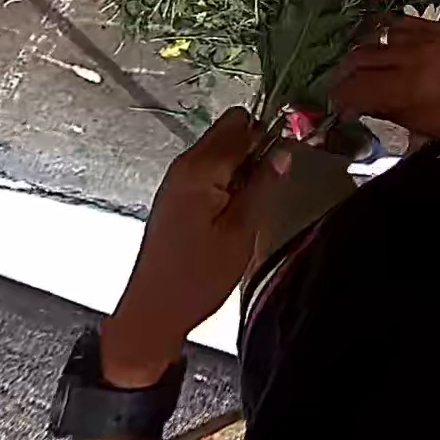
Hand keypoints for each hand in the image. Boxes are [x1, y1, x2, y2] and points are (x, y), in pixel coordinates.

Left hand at [102, 107, 281, 387]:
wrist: (154, 313)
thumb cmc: (197, 277)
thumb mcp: (242, 230)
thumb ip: (263, 184)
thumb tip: (282, 152)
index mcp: (200, 168)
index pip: (241, 125)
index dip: (269, 136)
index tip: (285, 157)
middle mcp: (185, 164)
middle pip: (228, 129)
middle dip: (255, 144)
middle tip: (270, 179)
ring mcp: (177, 178)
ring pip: (219, 147)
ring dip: (242, 162)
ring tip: (252, 199)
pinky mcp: (176, 194)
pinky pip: (208, 167)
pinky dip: (227, 176)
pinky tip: (234, 208)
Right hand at [328, 14, 439, 151]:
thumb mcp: (424, 129)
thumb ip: (389, 111)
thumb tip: (362, 104)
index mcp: (406, 88)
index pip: (357, 87)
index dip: (340, 96)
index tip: (336, 103)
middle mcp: (411, 57)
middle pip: (361, 57)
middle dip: (345, 72)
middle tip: (342, 84)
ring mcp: (427, 38)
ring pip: (379, 33)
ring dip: (365, 49)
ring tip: (362, 61)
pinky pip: (405, 22)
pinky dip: (390, 32)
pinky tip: (386, 40)